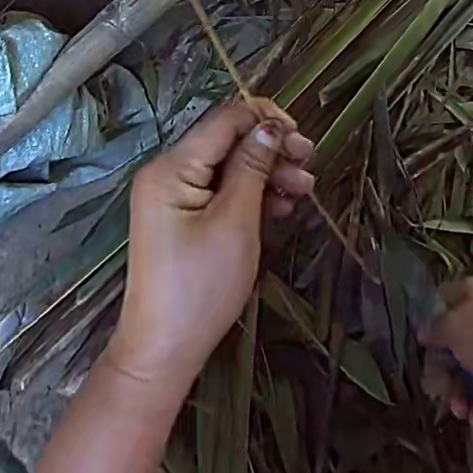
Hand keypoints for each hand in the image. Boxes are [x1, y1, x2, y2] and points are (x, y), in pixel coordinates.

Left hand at [104, 99, 314, 391]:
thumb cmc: (201, 287)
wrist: (163, 353)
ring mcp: (174, 195)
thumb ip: (253, 166)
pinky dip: (253, 193)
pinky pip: (222, 190)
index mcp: (171, 168)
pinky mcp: (183, 216)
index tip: (300, 134)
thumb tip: (272, 126)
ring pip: (230, 166)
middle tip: (309, 160)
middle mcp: (168, 172)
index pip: (224, 120)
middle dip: (271, 147)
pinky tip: (281, 206)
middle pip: (228, 141)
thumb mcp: (236, 221)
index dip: (264, 118)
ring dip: (268, 172)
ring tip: (304, 188)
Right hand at [421, 277, 472, 427]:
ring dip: (459, 395)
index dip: (429, 320)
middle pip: (452, 342)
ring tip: (462, 409)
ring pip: (465, 371)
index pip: (442, 299)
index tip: (422, 343)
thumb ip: (434, 328)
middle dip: (444, 371)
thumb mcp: (454, 328)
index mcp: (472, 294)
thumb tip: (422, 330)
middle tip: (441, 388)